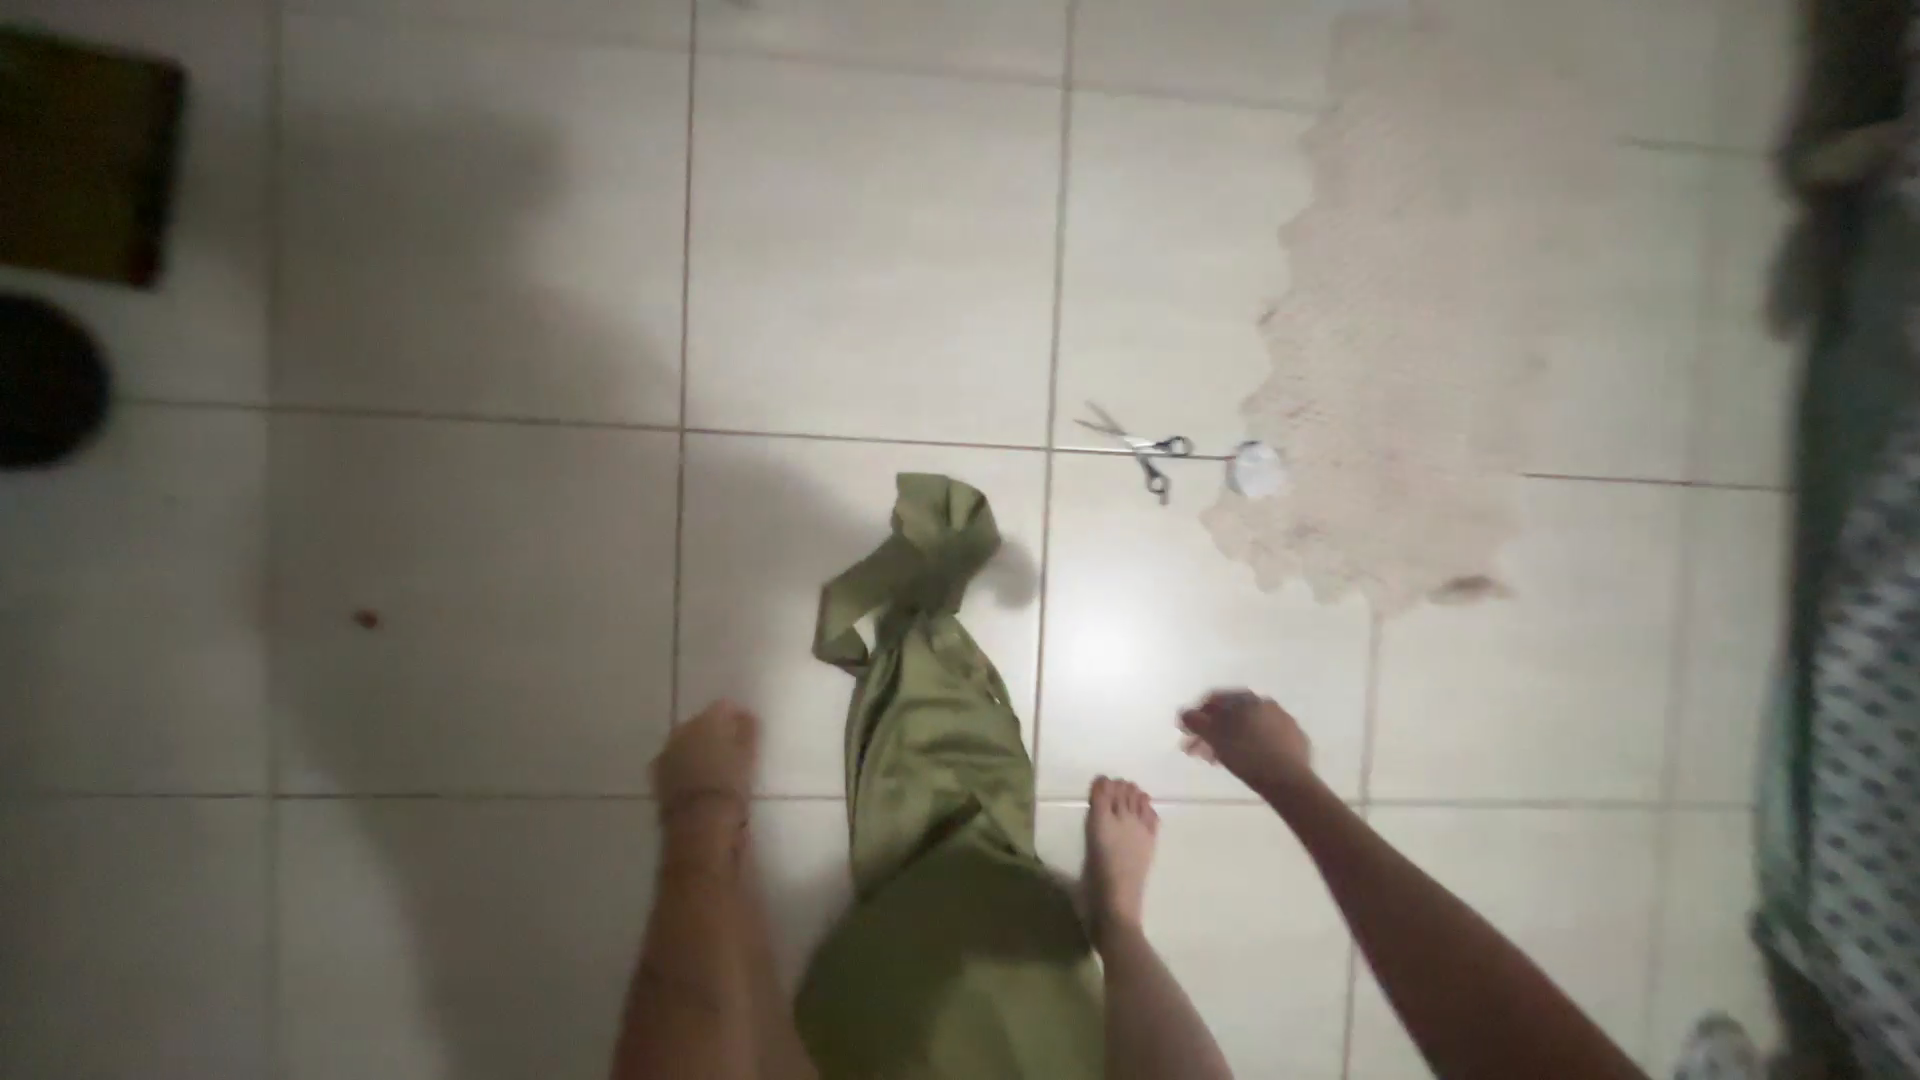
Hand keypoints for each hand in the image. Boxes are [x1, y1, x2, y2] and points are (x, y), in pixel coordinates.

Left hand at [653, 698, 758, 809]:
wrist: (699, 822)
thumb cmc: (731, 784)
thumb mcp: (749, 754)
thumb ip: (748, 729)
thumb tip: (745, 715)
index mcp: (708, 720)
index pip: (724, 706)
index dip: (736, 716)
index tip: (746, 729)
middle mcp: (683, 729)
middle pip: (701, 722)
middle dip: (714, 730)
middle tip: (729, 748)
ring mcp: (667, 750)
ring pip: (685, 740)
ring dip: (696, 746)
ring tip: (712, 764)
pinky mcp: (657, 772)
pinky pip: (673, 759)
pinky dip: (683, 763)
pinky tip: (694, 776)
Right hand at [1179, 690, 1312, 790]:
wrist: (1289, 780)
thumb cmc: (1245, 755)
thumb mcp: (1212, 736)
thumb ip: (1195, 721)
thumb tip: (1184, 713)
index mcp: (1243, 698)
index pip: (1213, 699)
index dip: (1196, 715)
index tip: (1187, 735)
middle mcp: (1264, 702)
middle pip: (1231, 713)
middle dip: (1212, 730)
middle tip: (1201, 751)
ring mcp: (1283, 719)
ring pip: (1248, 726)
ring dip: (1231, 738)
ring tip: (1221, 760)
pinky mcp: (1295, 738)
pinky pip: (1267, 737)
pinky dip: (1253, 744)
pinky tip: (1248, 761)